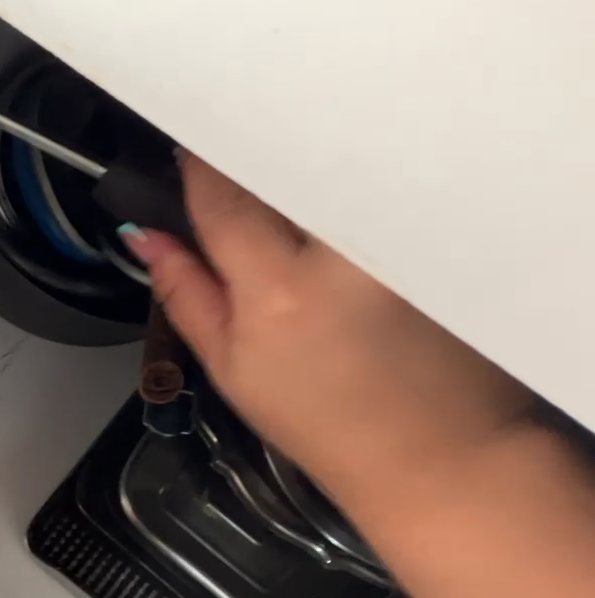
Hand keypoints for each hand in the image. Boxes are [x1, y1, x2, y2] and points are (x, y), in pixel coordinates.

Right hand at [123, 156, 534, 500]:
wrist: (430, 446)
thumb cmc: (315, 416)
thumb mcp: (225, 363)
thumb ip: (184, 291)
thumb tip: (146, 238)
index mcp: (280, 292)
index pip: (227, 204)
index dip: (200, 170)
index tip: (187, 151)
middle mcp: (351, 257)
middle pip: (290, 174)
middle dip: (253, 162)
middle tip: (229, 167)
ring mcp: (409, 245)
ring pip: (343, 178)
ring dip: (303, 175)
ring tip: (282, 194)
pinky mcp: (450, 244)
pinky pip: (388, 196)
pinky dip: (353, 192)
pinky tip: (329, 215)